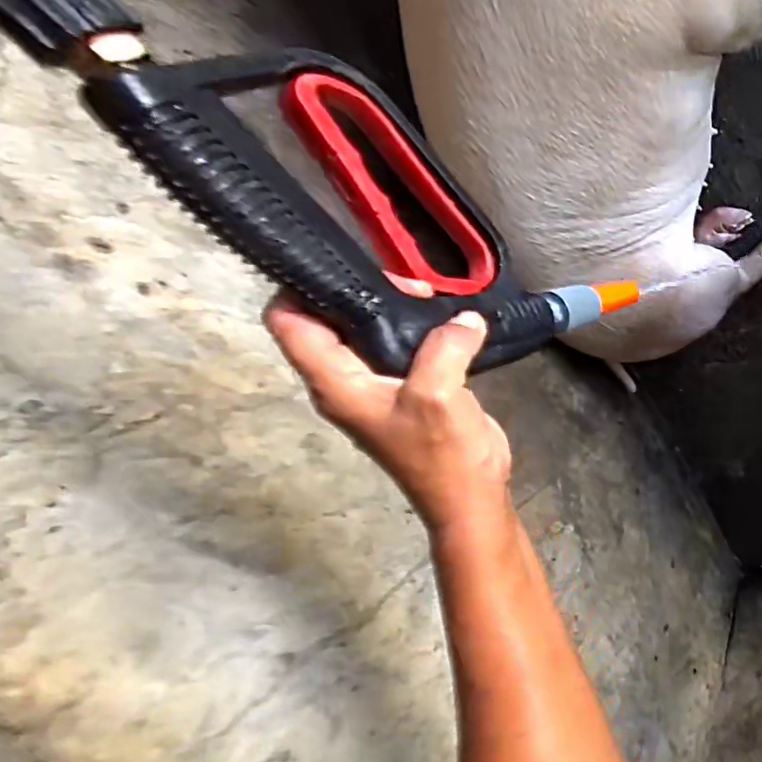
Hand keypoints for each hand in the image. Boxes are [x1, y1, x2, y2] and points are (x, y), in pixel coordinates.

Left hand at [265, 295, 511, 533]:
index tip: (342, 264)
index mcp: (336, 384)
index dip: (301, 287)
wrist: (472, 496)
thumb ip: (445, 347)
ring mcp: (380, 387)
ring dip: (398, 311)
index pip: (289, 323)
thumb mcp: (438, 395)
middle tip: (411, 286)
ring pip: (372, 332)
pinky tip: (450, 322)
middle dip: (364, 293)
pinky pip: (407, 348)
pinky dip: (423, 330)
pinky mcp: (412, 390)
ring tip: (432, 298)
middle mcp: (348, 382)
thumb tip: (466, 319)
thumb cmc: (443, 455)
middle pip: (332, 320)